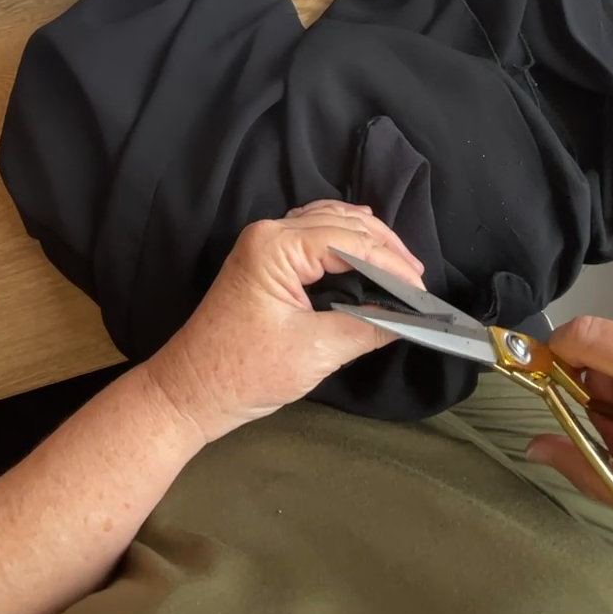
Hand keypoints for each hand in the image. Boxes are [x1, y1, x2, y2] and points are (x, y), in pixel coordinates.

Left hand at [142, 200, 425, 443]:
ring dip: (366, 240)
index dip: (390, 262)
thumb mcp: (314, 351)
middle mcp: (269, 233)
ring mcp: (263, 243)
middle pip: (340, 223)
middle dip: (383, 247)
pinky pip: (311, 235)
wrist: (191, 390)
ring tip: (401, 265)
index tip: (422, 290)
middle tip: (418, 278)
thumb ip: (366, 326)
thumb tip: (410, 316)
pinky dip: (343, 240)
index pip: (348, 239)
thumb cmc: (244, 372)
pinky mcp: (264, 260)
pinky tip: (363, 249)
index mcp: (275, 246)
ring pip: (327, 222)